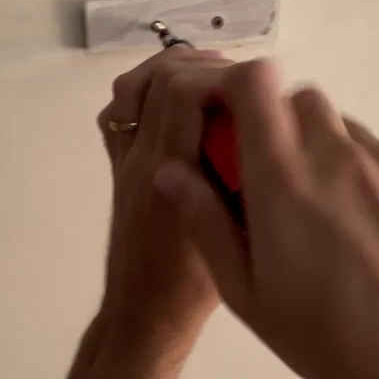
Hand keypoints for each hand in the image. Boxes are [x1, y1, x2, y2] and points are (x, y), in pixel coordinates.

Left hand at [93, 46, 236, 362]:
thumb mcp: (235, 238)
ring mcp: (122, 162)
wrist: (143, 314)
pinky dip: (144, 95)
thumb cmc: (194, 287)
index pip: (184, 92)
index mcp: (169, 174)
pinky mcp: (116, 170)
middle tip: (239, 82)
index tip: (257, 85)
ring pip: (131, 88)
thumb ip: (242, 185)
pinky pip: (118, 114)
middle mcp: (139, 159)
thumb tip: (262, 132)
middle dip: (202, 65)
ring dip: (172, 72)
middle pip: (158, 78)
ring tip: (212, 84)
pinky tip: (177, 108)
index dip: (222, 75)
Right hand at [151, 60, 378, 378]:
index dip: (234, 87)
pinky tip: (368, 236)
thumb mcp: (246, 292)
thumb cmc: (326, 339)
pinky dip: (361, 176)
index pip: (256, 82)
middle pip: (301, 99)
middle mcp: (340, 153)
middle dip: (277, 123)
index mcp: (285, 176)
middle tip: (270, 181)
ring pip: (344, 128)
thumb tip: (169, 171)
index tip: (224, 122)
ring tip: (322, 217)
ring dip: (320, 151)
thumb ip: (205, 222)